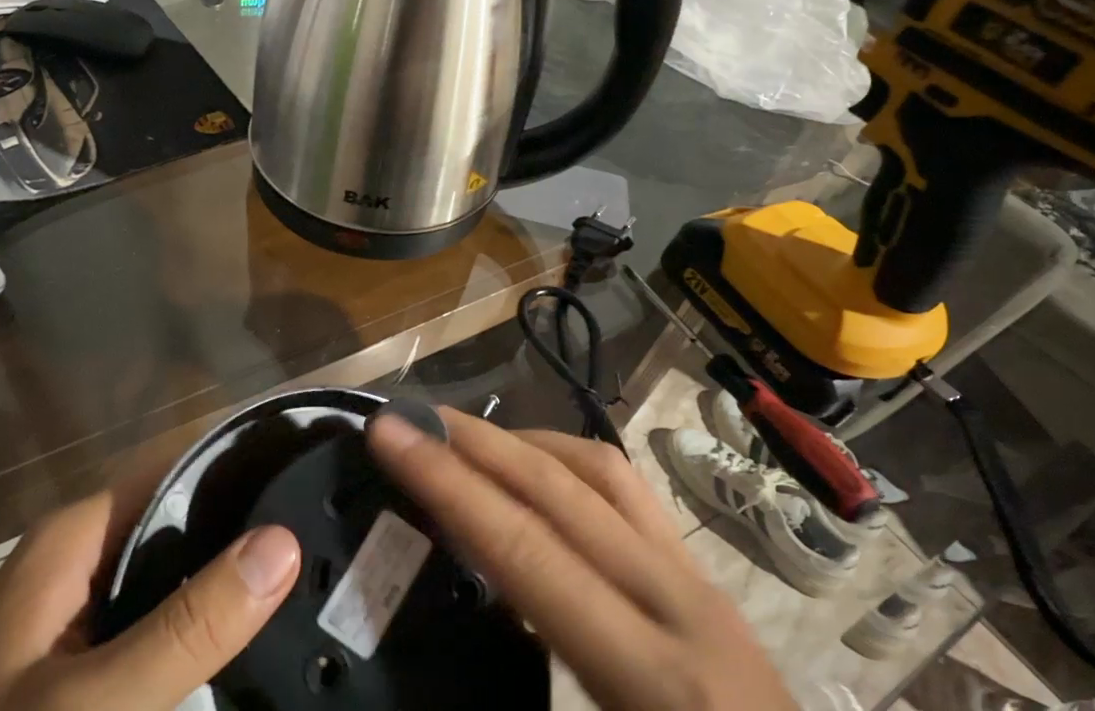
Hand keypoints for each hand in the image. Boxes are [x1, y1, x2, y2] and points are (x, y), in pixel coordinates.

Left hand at [0, 459, 301, 710]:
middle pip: (175, 511)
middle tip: (327, 526)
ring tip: (309, 567)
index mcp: (75, 535)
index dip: (241, 459)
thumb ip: (187, 627)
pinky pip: (149, 613)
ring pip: (166, 566)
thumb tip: (282, 542)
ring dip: (225, 569)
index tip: (310, 467)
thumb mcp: (93, 698)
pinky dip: (195, 615)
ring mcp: (72, 604)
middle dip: (244, 518)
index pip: (174, 462)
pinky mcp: (73, 651)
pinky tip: (243, 628)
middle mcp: (76, 554)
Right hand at [367, 408, 796, 710]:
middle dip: (475, 443)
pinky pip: (632, 496)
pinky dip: (570, 468)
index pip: (526, 548)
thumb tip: (447, 625)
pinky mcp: (707, 582)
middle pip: (564, 488)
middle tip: (408, 419)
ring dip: (524, 444)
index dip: (447, 484)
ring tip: (462, 443)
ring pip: (604, 473)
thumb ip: (519, 675)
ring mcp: (701, 583)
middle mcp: (679, 603)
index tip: (387, 433)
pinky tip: (535, 481)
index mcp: (651, 669)